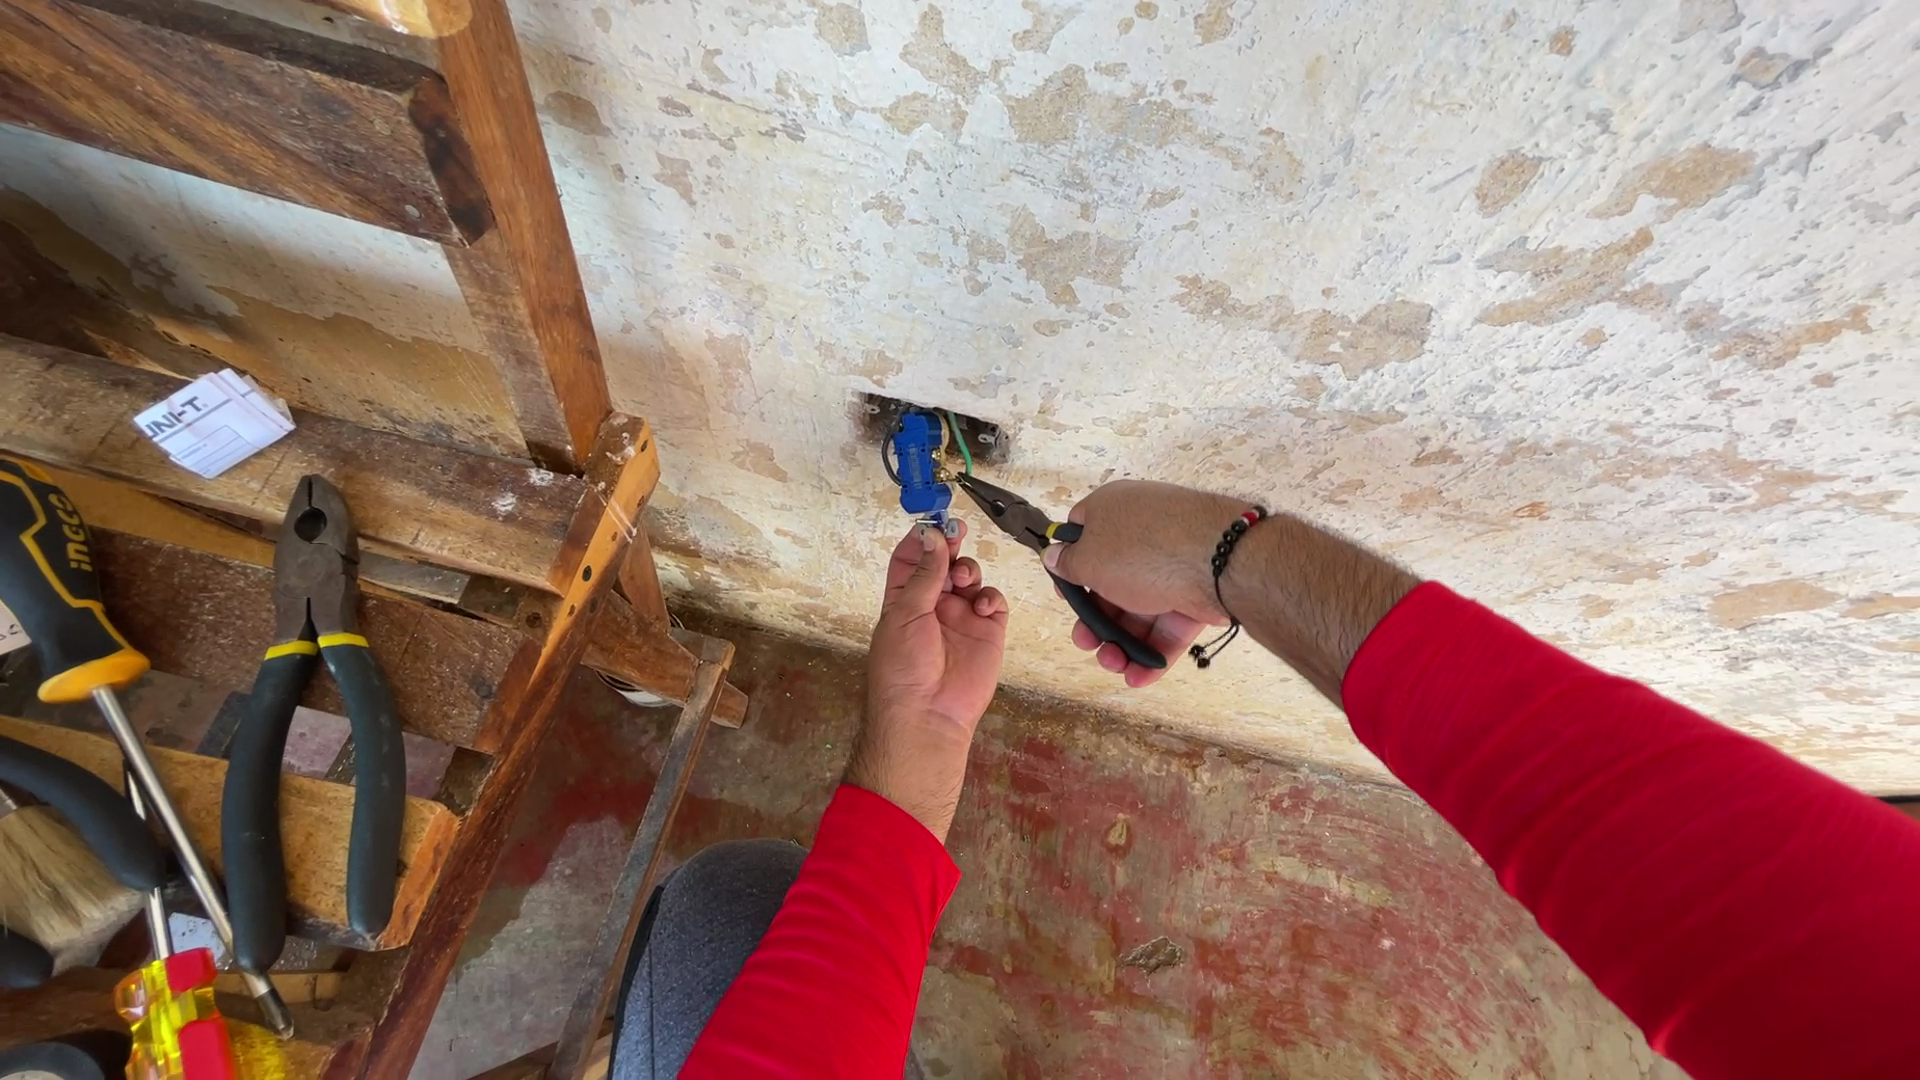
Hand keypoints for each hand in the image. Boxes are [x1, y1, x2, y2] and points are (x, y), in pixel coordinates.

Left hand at [848, 520, 1008, 840]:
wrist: (929, 715)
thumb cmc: (904, 667)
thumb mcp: (905, 613)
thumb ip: (924, 574)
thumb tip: (933, 536)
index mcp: (903, 598)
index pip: (911, 558)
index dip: (922, 538)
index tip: (933, 520)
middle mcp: (932, 603)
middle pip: (944, 561)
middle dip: (950, 545)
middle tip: (956, 533)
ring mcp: (961, 616)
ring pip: (971, 576)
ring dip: (968, 569)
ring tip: (962, 580)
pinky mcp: (987, 631)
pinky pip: (993, 601)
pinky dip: (989, 597)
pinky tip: (979, 607)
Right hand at [1041, 480, 1248, 688]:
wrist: (1221, 559)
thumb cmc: (1146, 549)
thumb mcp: (1090, 559)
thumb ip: (1068, 562)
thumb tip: (1052, 554)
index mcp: (1112, 511)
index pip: (1082, 534)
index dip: (1070, 565)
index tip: (1066, 592)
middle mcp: (1142, 533)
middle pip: (1110, 580)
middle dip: (1096, 619)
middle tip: (1087, 641)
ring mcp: (1171, 562)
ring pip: (1139, 608)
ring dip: (1122, 643)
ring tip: (1115, 665)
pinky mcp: (1197, 590)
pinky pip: (1169, 623)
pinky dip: (1153, 650)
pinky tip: (1140, 676)